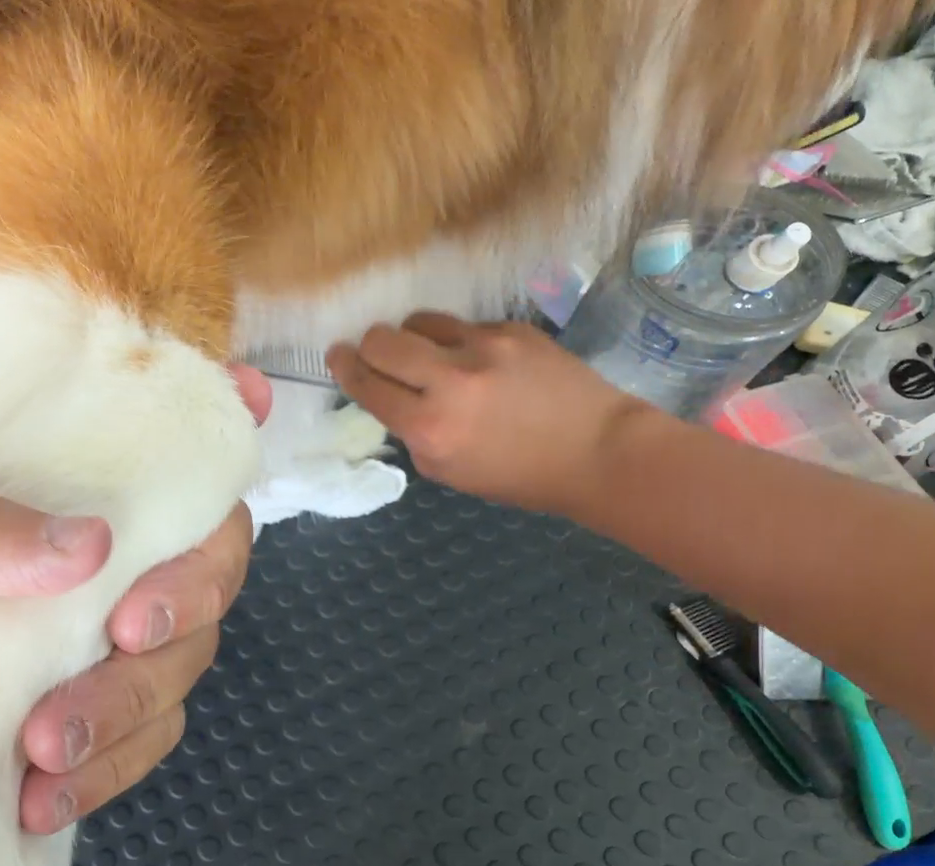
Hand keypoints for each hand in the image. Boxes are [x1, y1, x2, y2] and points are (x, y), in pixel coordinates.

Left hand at [0, 364, 270, 828]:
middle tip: (129, 631)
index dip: (203, 414)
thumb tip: (92, 539)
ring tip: (39, 744)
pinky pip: (157, 737)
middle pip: (204, 547)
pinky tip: (38, 792)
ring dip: (127, 699)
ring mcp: (104, 650)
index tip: (254, 396)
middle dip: (190, 585)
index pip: (125, 443)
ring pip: (190, 650)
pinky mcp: (113, 731)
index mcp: (23, 507)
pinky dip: (110, 765)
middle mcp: (83, 568)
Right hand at [326, 313, 651, 515]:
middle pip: (382, 339)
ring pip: (419, 320)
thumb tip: (394, 399)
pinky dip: (458, 342)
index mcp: (429, 427)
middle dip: (369, 345)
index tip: (336, 356)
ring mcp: (484, 348)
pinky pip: (464, 325)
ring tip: (427, 354)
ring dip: (412, 337)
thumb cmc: (516, 476)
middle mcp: (449, 381)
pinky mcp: (513, 329)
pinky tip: (480, 363)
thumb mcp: (447, 470)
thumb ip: (412, 433)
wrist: (597, 451)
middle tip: (373, 353)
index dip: (344, 367)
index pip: (367, 384)